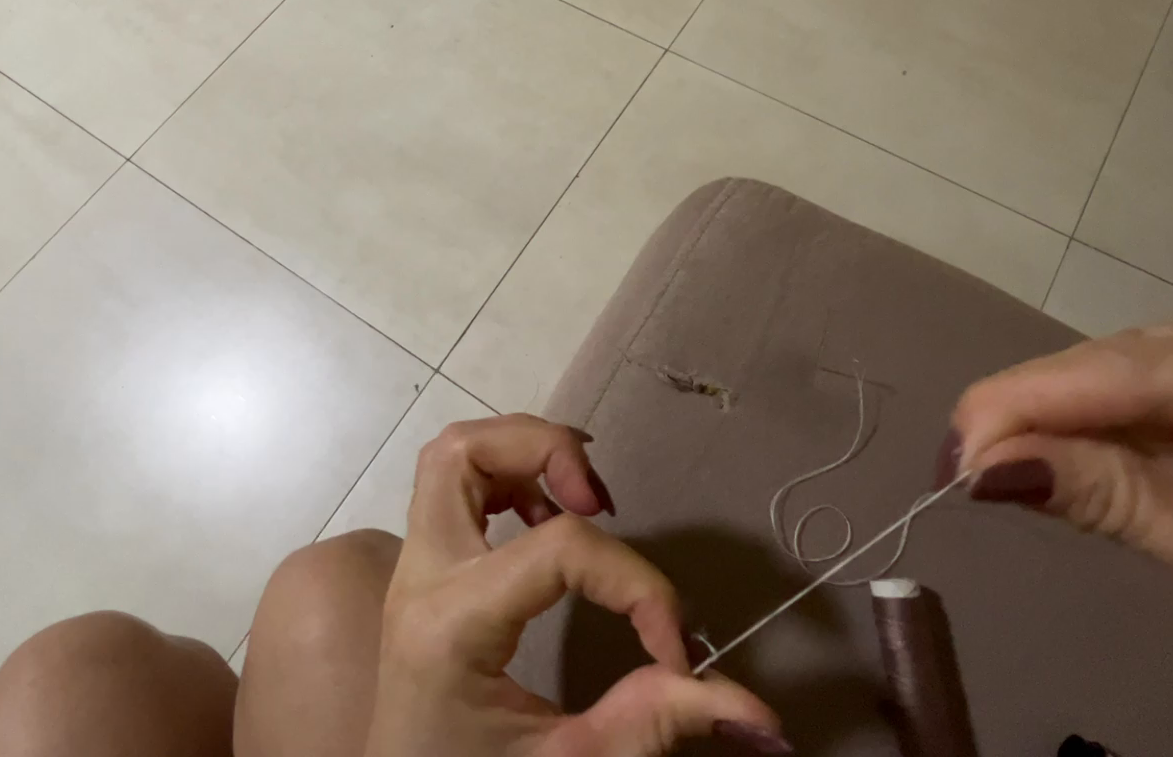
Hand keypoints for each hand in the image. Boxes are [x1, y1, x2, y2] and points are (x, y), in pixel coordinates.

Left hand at [365, 413, 787, 756]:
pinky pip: (454, 484)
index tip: (675, 643)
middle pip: (463, 452)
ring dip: (521, 454)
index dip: (636, 582)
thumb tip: (758, 712)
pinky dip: (505, 476)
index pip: (557, 548)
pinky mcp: (422, 566)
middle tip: (601, 502)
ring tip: (578, 500)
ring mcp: (413, 564)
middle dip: (542, 449)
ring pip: (452, 454)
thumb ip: (653, 724)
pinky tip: (544, 521)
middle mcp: (421, 575)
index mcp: (452, 624)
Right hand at [947, 300, 1172, 755]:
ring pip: (1111, 370)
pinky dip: (1084, 428)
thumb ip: (1117, 502)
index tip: (954, 452)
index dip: (1031, 401)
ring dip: (1052, 423)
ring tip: (1002, 472)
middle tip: (963, 474)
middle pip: (1117, 362)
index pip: (1142, 370)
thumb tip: (984, 466)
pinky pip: (1129, 389)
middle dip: (1032, 414)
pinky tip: (1059, 459)